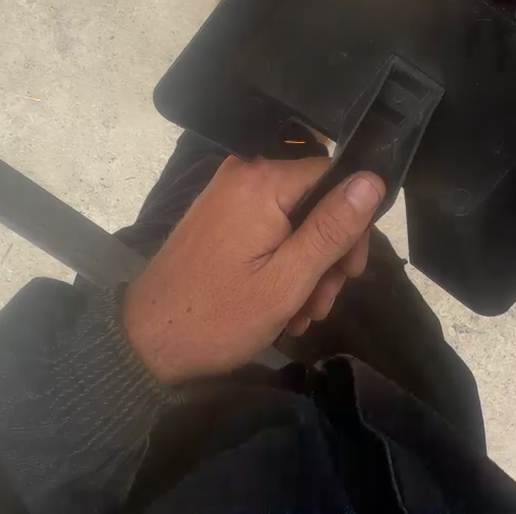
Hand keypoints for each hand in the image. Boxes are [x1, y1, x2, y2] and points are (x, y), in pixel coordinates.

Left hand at [123, 155, 383, 383]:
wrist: (142, 344)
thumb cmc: (218, 317)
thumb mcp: (287, 281)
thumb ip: (332, 228)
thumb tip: (373, 179)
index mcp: (264, 180)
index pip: (335, 175)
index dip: (353, 220)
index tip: (351, 270)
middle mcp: (247, 171)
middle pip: (316, 195)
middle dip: (329, 250)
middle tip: (323, 302)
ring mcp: (231, 190)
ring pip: (296, 213)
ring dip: (308, 262)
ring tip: (301, 312)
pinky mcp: (222, 210)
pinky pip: (270, 221)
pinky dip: (282, 257)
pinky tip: (282, 301)